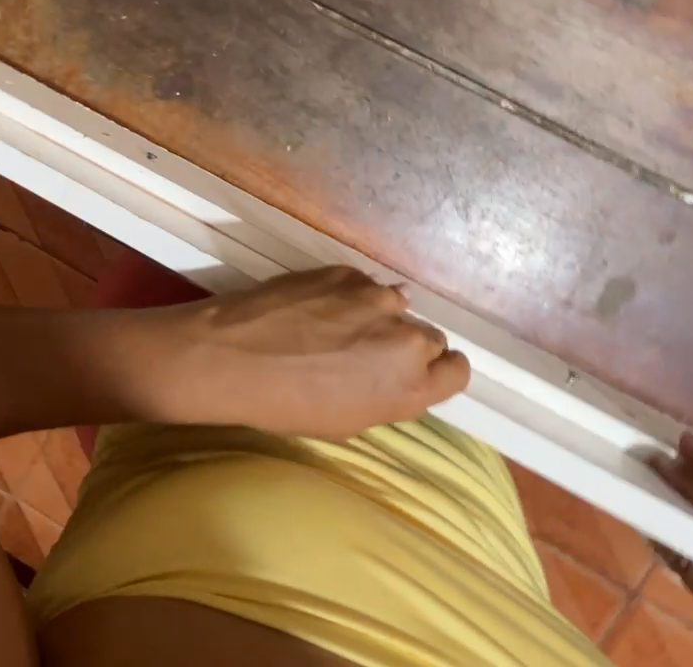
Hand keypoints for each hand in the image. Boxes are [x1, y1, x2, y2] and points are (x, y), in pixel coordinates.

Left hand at [155, 266, 470, 439]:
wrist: (233, 356)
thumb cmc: (286, 404)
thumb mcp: (349, 420)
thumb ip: (388, 394)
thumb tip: (397, 369)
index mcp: (411, 388)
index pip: (459, 371)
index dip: (438, 370)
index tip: (418, 370)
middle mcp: (406, 339)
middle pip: (430, 336)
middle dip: (407, 344)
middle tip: (366, 351)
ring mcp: (376, 299)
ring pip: (397, 305)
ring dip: (377, 315)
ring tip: (335, 326)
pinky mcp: (345, 272)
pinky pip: (363, 285)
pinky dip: (348, 295)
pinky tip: (315, 307)